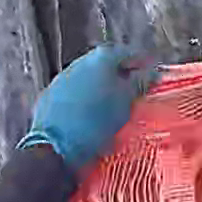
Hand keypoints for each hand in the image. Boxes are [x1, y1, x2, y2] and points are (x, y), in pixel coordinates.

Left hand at [21, 45, 157, 170]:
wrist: (53, 149)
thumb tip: (151, 73)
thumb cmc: (96, 121)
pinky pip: (73, 93)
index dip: (142, 64)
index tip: (151, 76)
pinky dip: (84, 99)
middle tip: (133, 92)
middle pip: (108, 64)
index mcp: (103, 57)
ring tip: (111, 107)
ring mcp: (63, 77)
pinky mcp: (49, 96)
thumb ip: (140, 83)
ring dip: (101, 88)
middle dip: (121, 76)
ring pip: (89, 78)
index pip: (129, 53)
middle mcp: (82, 61)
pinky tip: (89, 116)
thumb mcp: (126, 102)